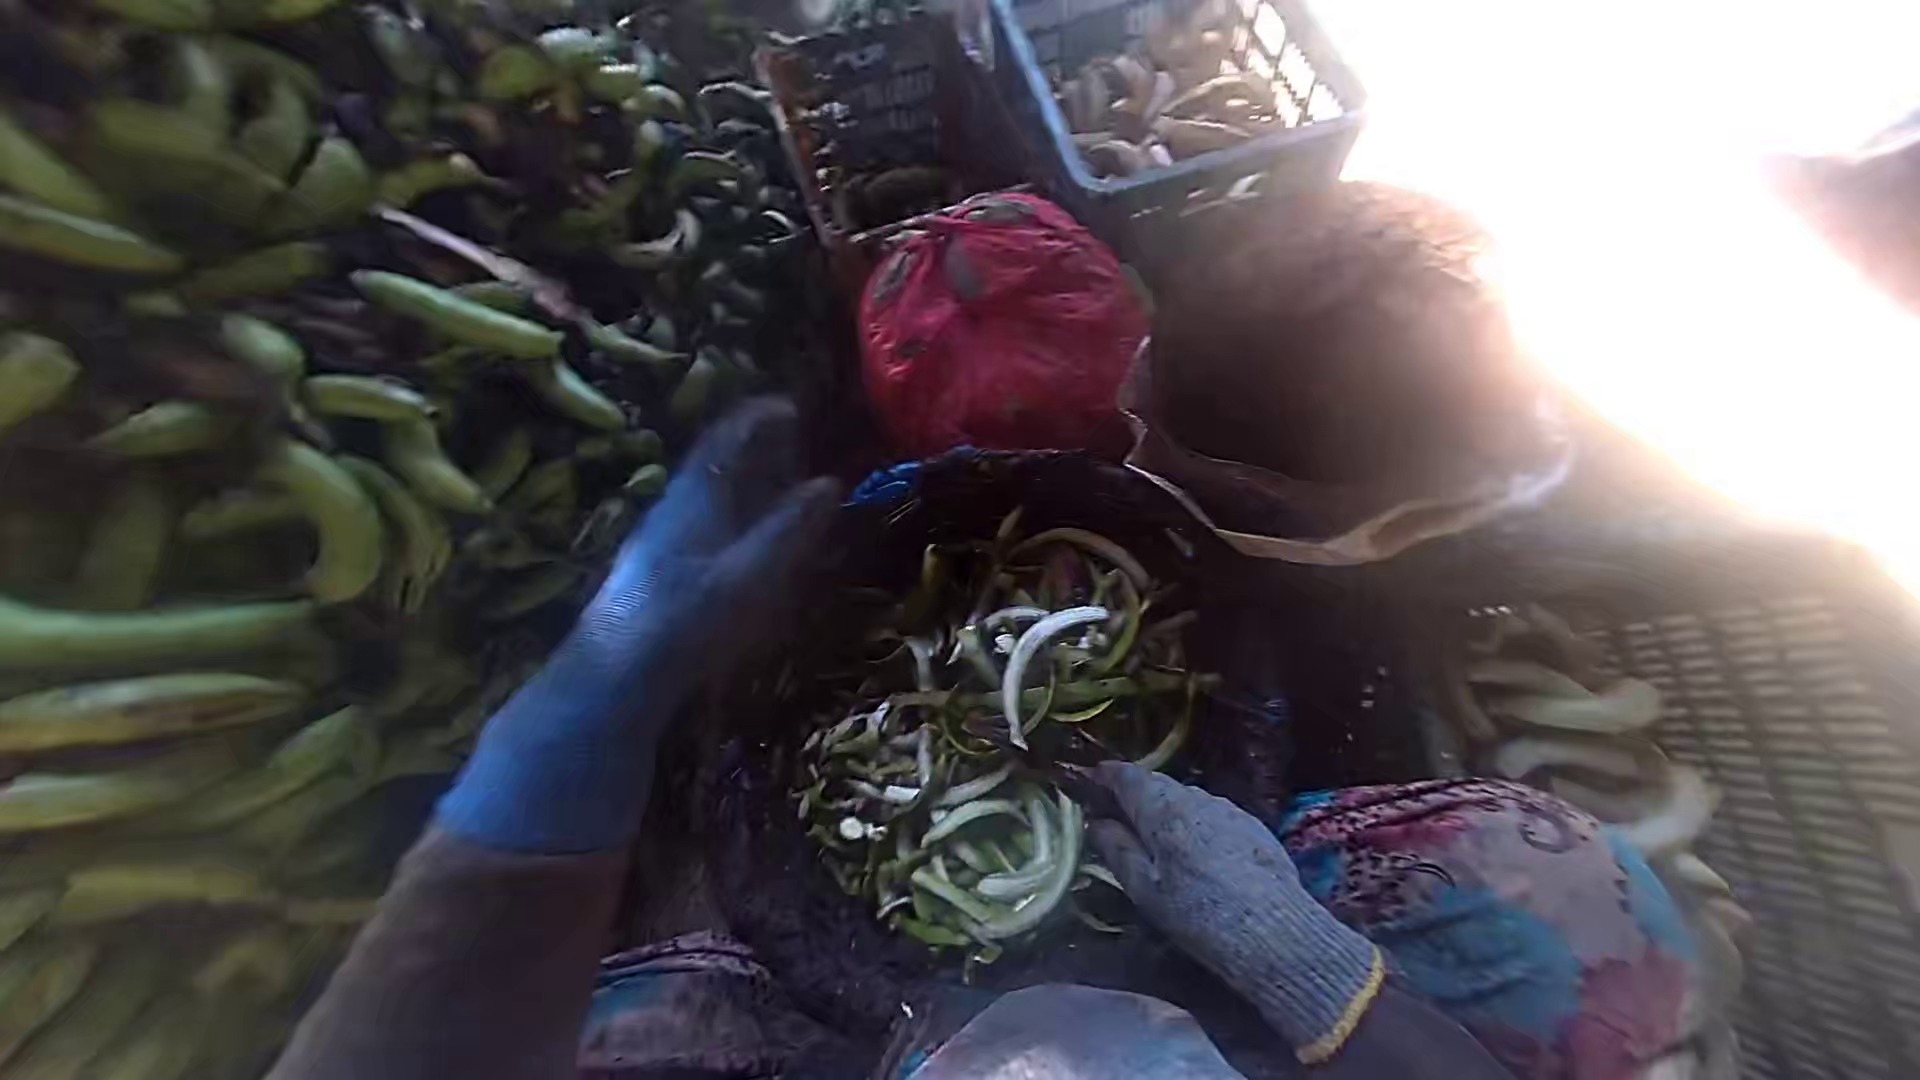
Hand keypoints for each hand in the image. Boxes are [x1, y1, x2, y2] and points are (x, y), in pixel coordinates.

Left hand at [561, 396, 840, 710]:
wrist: (618, 674)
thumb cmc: (688, 619)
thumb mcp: (749, 574)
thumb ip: (789, 529)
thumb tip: (829, 483)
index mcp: (696, 498)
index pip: (726, 438)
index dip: (757, 416)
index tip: (790, 405)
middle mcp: (679, 505)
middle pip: (719, 461)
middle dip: (758, 446)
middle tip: (795, 444)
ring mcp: (668, 534)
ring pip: (713, 490)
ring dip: (748, 478)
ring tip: (782, 482)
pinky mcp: (665, 562)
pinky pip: (709, 518)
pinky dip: (737, 510)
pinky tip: (750, 532)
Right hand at [1088, 763, 1385, 1063]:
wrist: (1279, 936)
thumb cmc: (1199, 915)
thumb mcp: (1145, 890)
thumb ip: (1116, 849)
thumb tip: (1096, 821)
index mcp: (1160, 808)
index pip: (1125, 775)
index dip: (1105, 774)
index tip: (1091, 778)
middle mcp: (1191, 796)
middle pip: (1154, 782)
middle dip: (1134, 791)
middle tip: (1118, 809)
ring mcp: (1224, 807)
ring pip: (1183, 796)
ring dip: (1164, 805)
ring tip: (1157, 831)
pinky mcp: (1250, 823)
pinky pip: (1209, 810)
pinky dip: (1193, 819)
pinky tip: (1197, 847)